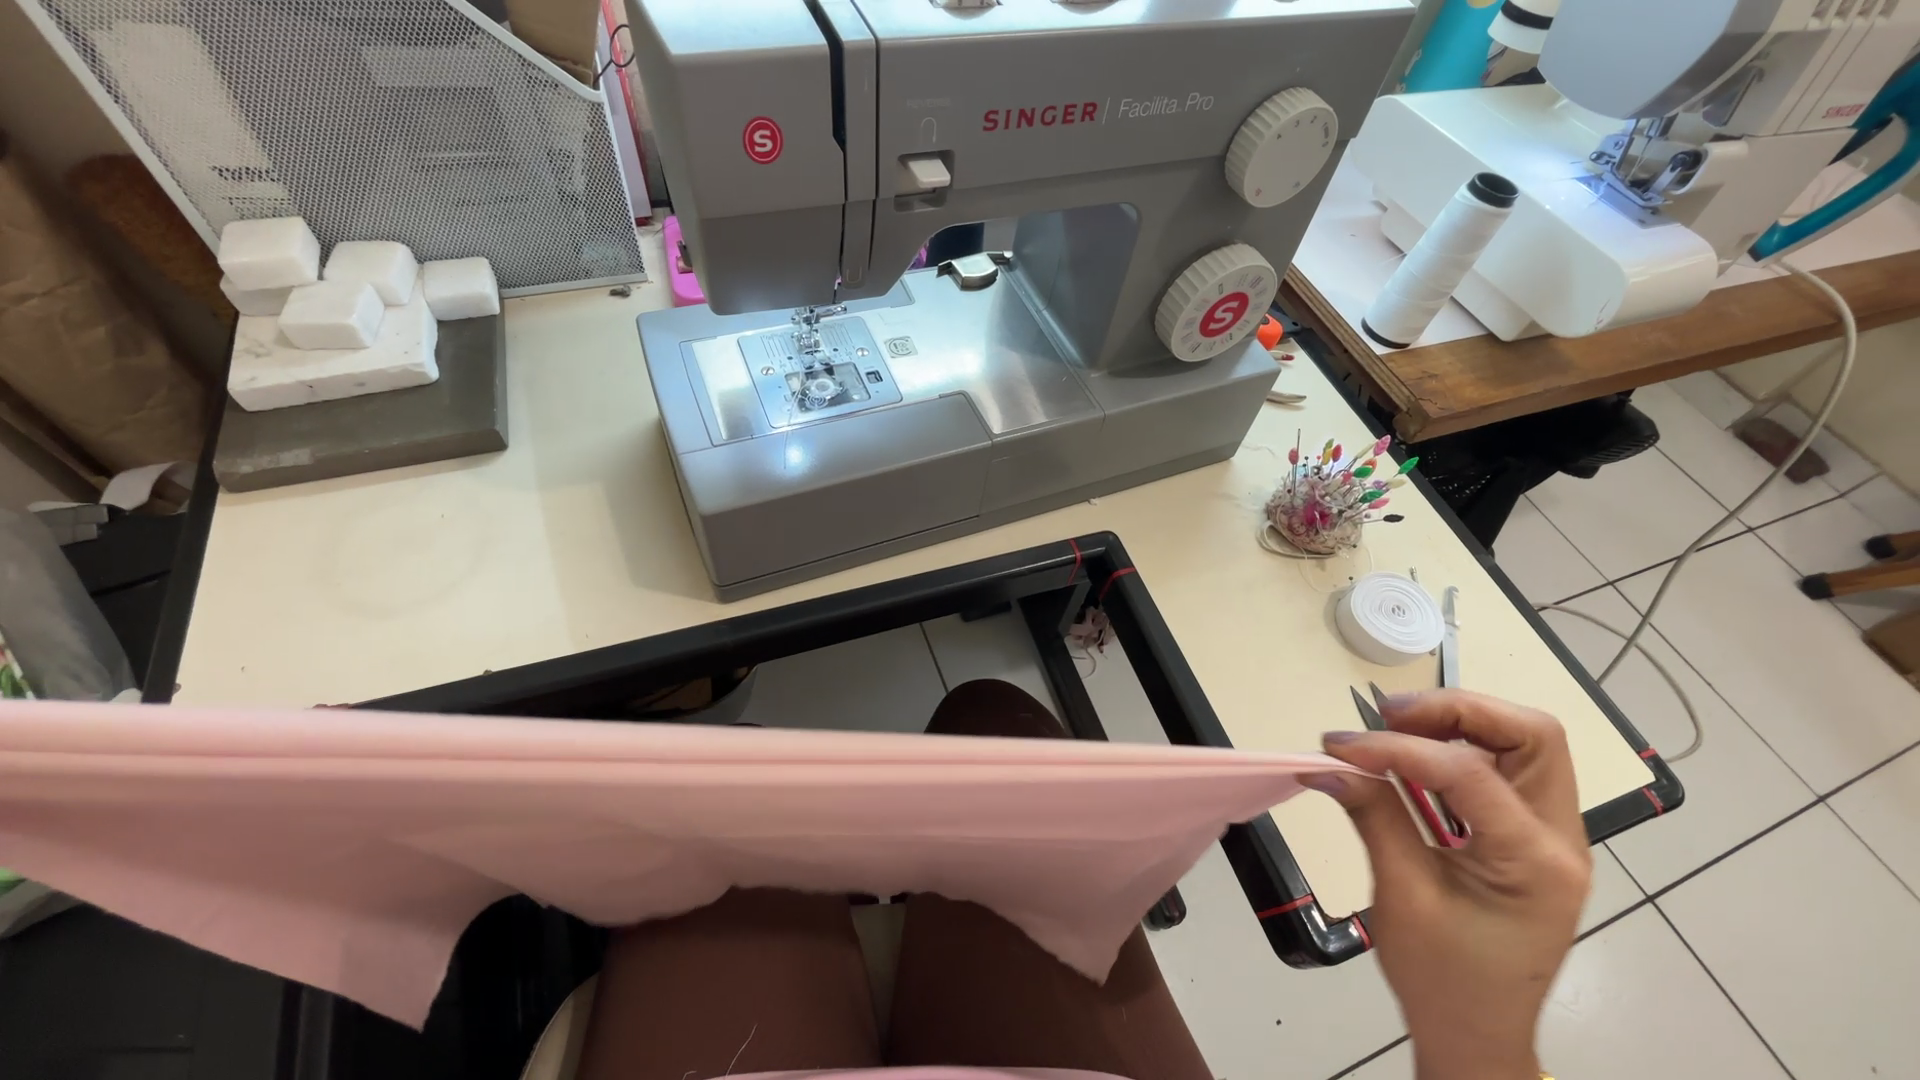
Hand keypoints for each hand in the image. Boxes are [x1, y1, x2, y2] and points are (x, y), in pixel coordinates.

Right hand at [1305, 691, 1590, 1079]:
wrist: (1478, 1035)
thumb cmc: (1442, 978)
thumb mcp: (1402, 896)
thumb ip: (1373, 816)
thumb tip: (1326, 762)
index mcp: (1536, 862)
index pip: (1468, 772)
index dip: (1398, 747)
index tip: (1338, 743)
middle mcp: (1561, 839)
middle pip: (1532, 736)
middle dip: (1457, 710)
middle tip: (1388, 713)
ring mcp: (1552, 837)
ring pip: (1526, 744)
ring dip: (1462, 722)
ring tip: (1396, 724)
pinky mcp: (1530, 838)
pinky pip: (1508, 770)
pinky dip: (1461, 748)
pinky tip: (1415, 754)